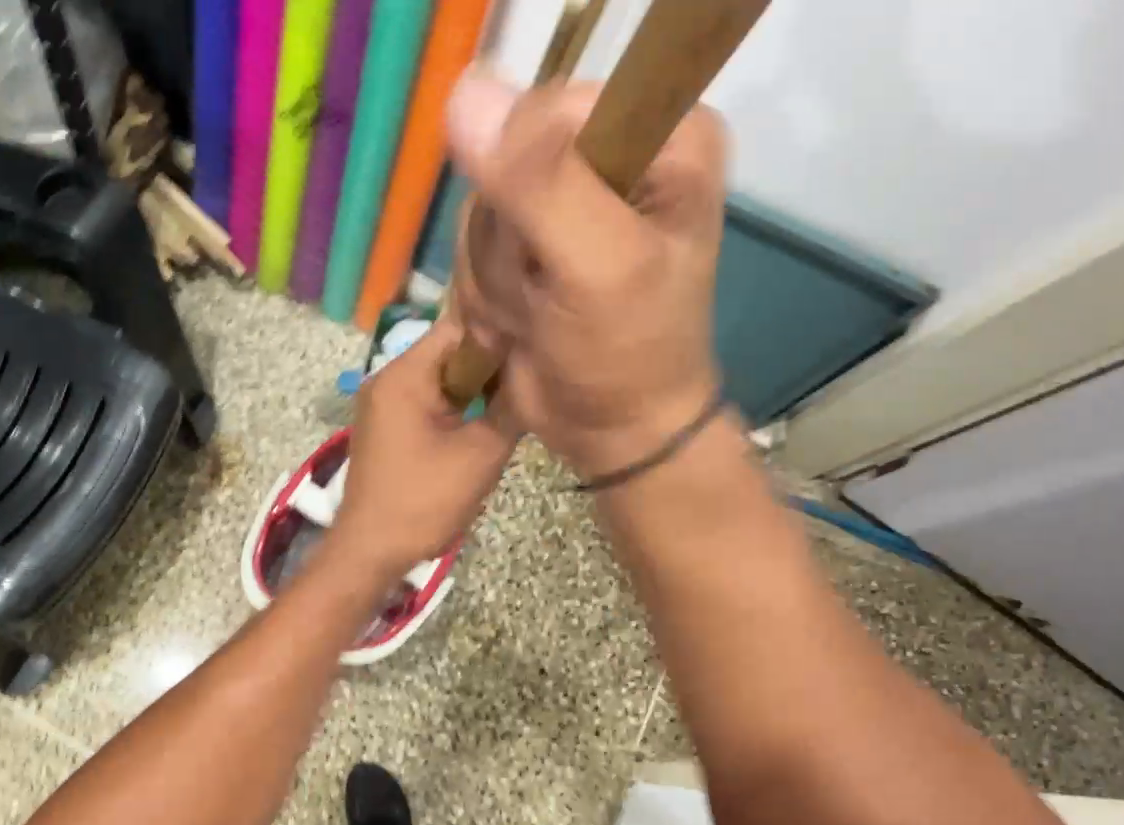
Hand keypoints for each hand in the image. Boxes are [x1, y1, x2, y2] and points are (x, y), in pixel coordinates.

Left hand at [326, 324, 519, 576]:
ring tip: (516, 404)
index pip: (459, 327)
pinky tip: (485, 428)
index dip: (502, 332)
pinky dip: (458, 411)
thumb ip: (510, 404)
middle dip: (492, 366)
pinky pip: (430, 404)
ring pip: (443, 381)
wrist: (370, 551)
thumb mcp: (481, 452)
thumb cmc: (424, 501)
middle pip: (451, 353)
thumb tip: (536, 369)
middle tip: (533, 380)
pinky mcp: (387, 429)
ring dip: (478, 392)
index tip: (539, 346)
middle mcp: (387, 380)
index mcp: (403, 375)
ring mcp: (384, 406)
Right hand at [444, 73, 728, 478]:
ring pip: (477, 210)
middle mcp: (611, 152)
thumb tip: (464, 97)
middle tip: (542, 292)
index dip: (522, 180)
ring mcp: (562, 199)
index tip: (546, 246)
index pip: (545, 111)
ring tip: (534, 312)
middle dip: (507, 243)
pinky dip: (482, 294)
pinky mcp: (527, 241)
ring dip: (493, 276)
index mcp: (659, 133)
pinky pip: (467, 245)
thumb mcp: (600, 266)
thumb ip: (542, 184)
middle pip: (501, 163)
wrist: (612, 428)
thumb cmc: (626, 352)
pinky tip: (517, 319)